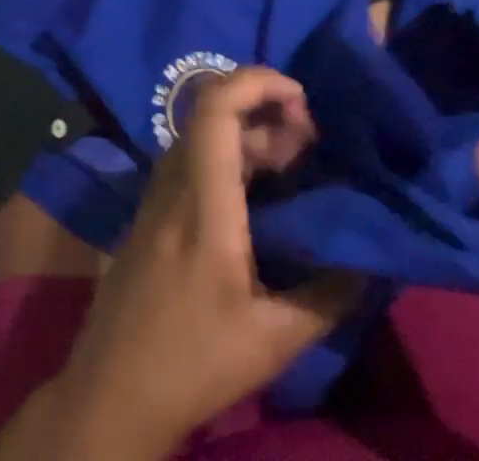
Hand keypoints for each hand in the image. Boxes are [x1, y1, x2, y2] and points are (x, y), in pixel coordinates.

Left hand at [0, 68, 359, 460]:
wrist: (109, 397)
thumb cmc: (193, 364)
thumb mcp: (275, 340)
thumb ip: (329, 295)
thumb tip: (370, 260)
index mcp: (203, 206)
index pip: (216, 110)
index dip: (258, 82)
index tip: (303, 100)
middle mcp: (172, 190)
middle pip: (210, 117)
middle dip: (266, 113)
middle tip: (309, 148)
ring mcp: (153, 204)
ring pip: (198, 140)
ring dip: (247, 138)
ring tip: (290, 171)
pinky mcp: (147, 222)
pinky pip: (188, 166)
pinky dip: (226, 162)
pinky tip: (255, 202)